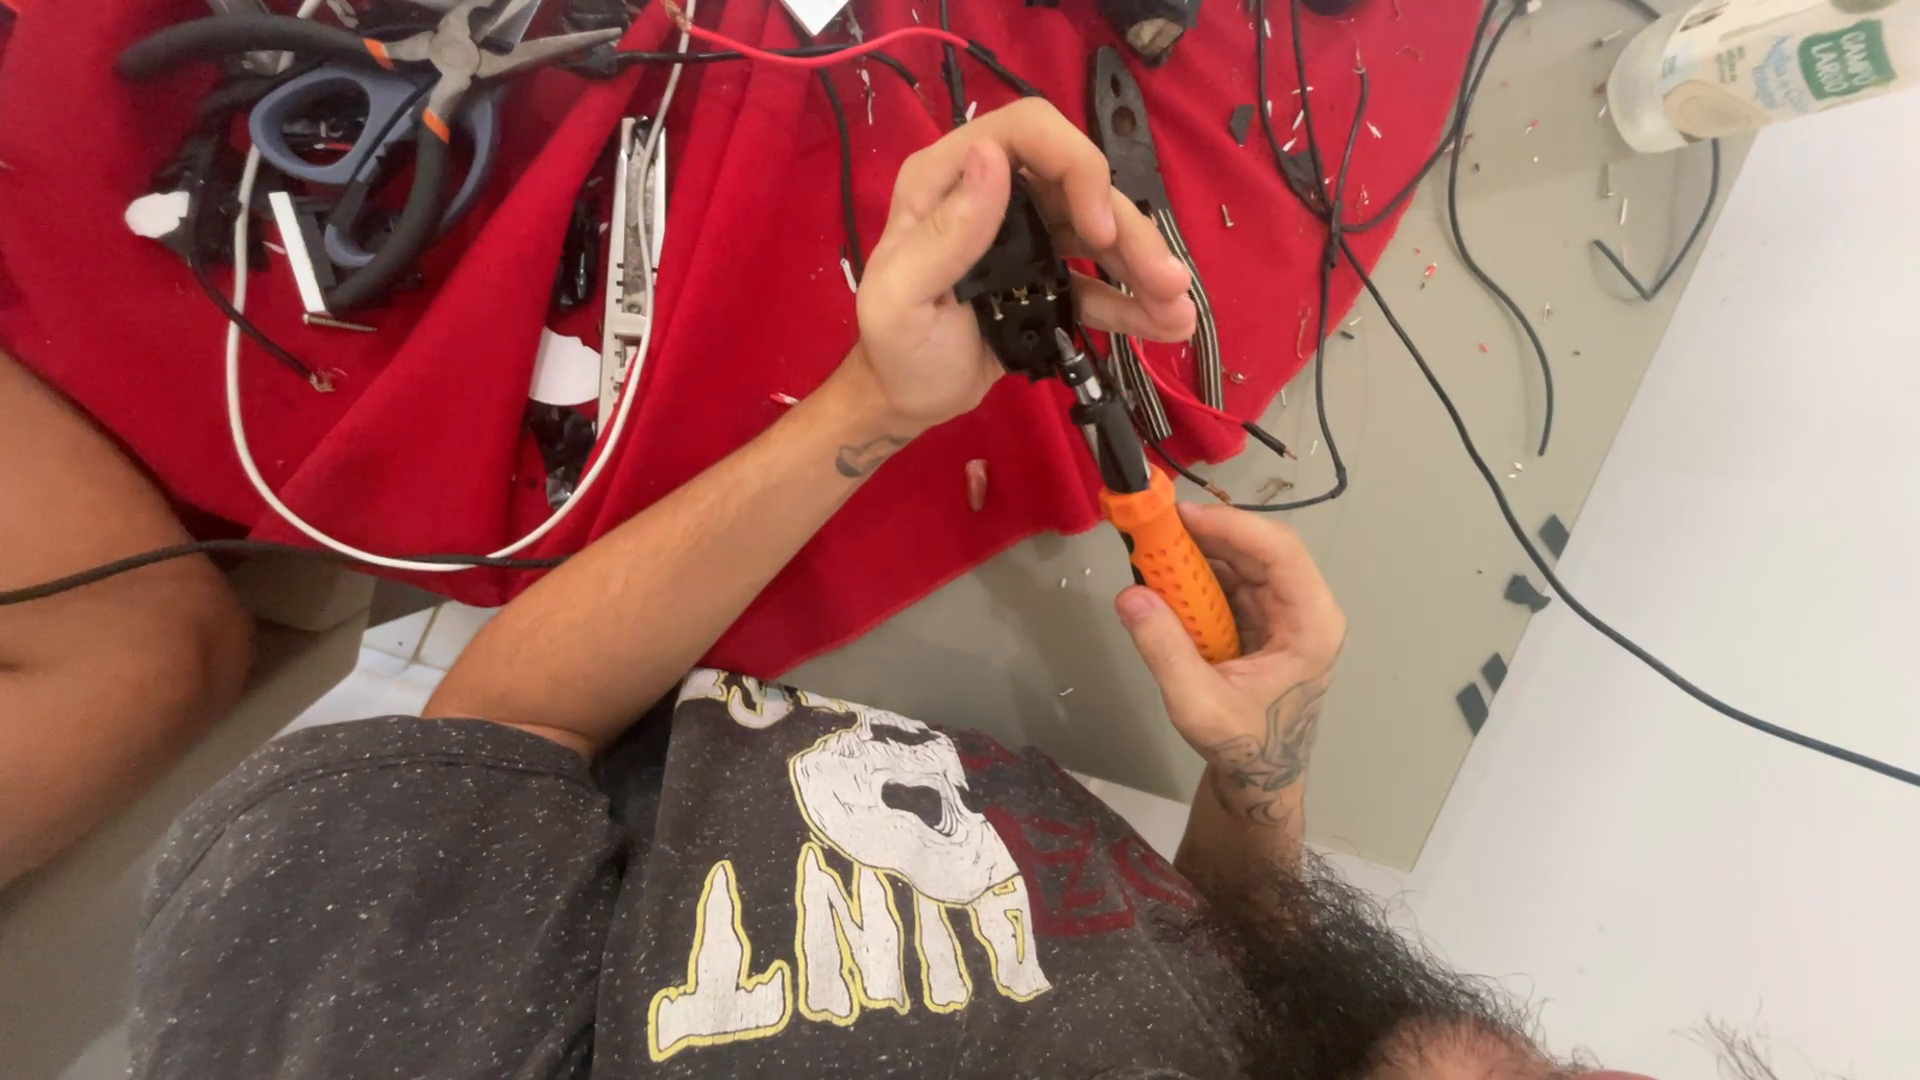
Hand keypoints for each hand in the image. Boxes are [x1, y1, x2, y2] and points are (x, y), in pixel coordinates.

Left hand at [851, 99, 1197, 434]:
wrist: (907, 400)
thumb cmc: (895, 352)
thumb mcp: (902, 300)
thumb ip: (943, 236)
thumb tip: (993, 157)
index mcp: (949, 181)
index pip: (1028, 134)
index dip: (1077, 168)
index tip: (1099, 230)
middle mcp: (994, 197)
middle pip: (1079, 188)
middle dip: (1130, 233)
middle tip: (1167, 281)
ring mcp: (1024, 238)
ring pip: (1099, 235)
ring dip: (1144, 268)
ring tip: (1178, 310)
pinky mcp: (1045, 279)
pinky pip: (1096, 282)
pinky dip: (1130, 302)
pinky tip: (1164, 322)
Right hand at [1116, 504, 1344, 826]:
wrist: (1261, 774)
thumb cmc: (1243, 745)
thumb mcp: (1197, 704)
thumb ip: (1164, 649)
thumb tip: (1129, 595)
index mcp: (1310, 625)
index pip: (1281, 554)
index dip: (1234, 527)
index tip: (1183, 517)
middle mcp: (1304, 608)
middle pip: (1262, 549)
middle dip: (1209, 533)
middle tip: (1156, 527)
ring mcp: (1284, 610)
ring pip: (1244, 559)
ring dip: (1200, 551)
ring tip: (1153, 550)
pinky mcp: (1262, 616)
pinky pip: (1231, 578)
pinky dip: (1197, 572)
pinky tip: (1166, 577)